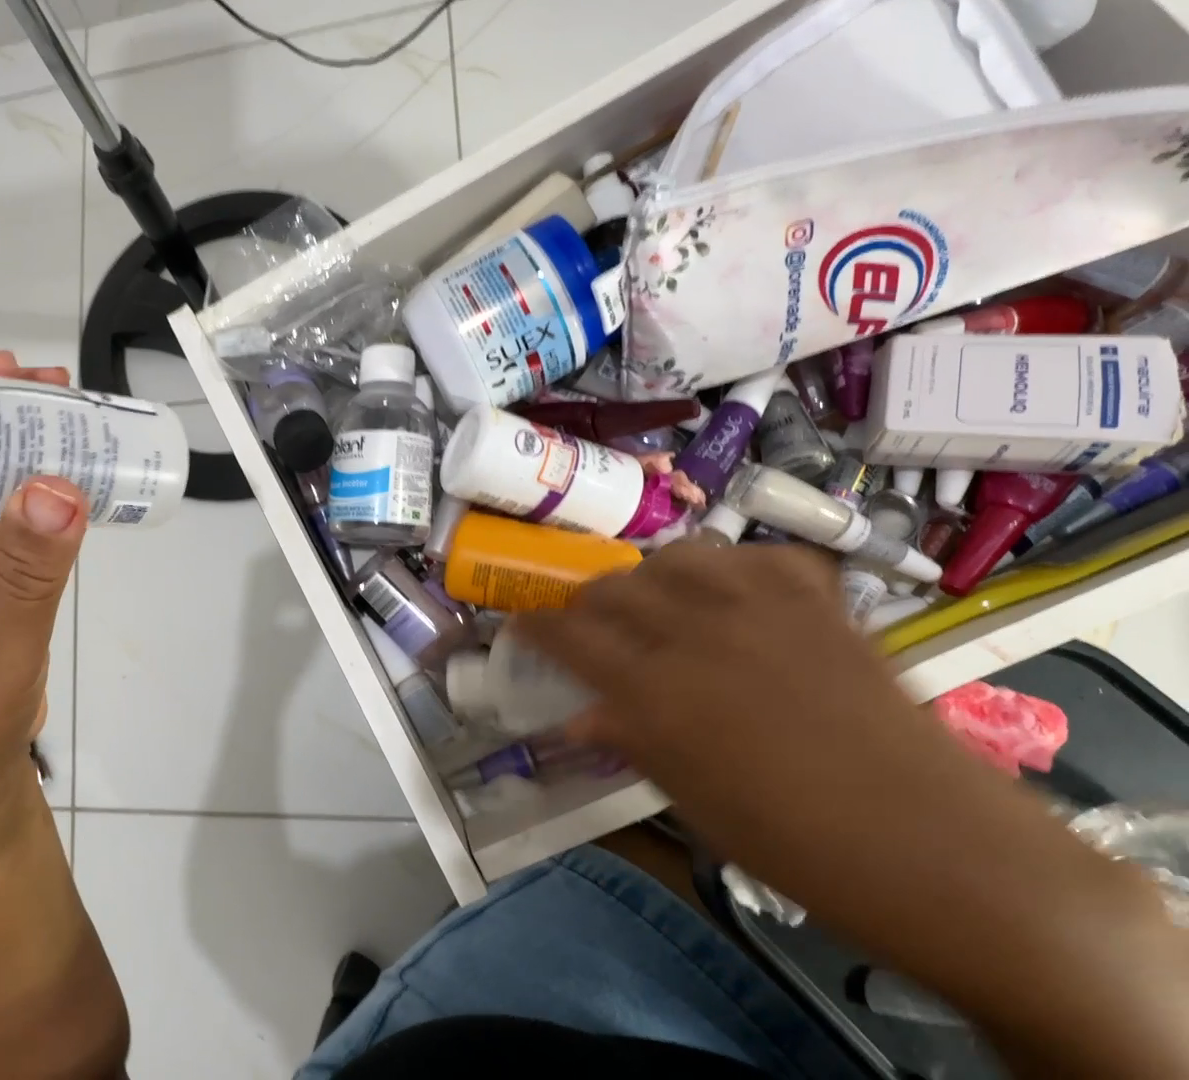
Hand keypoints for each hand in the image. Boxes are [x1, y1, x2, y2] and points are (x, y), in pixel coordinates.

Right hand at [517, 542, 1188, 1079]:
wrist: (932, 845)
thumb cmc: (792, 844)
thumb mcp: (689, 798)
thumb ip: (630, 739)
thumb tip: (580, 715)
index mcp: (653, 689)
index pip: (567, 634)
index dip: (535, 627)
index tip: (521, 628)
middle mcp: (697, 632)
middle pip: (614, 587)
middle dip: (586, 602)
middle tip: (587, 627)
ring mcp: (764, 608)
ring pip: (680, 556)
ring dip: (653, 575)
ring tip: (655, 601)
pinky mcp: (821, 604)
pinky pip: (761, 558)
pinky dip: (735, 568)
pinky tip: (733, 594)